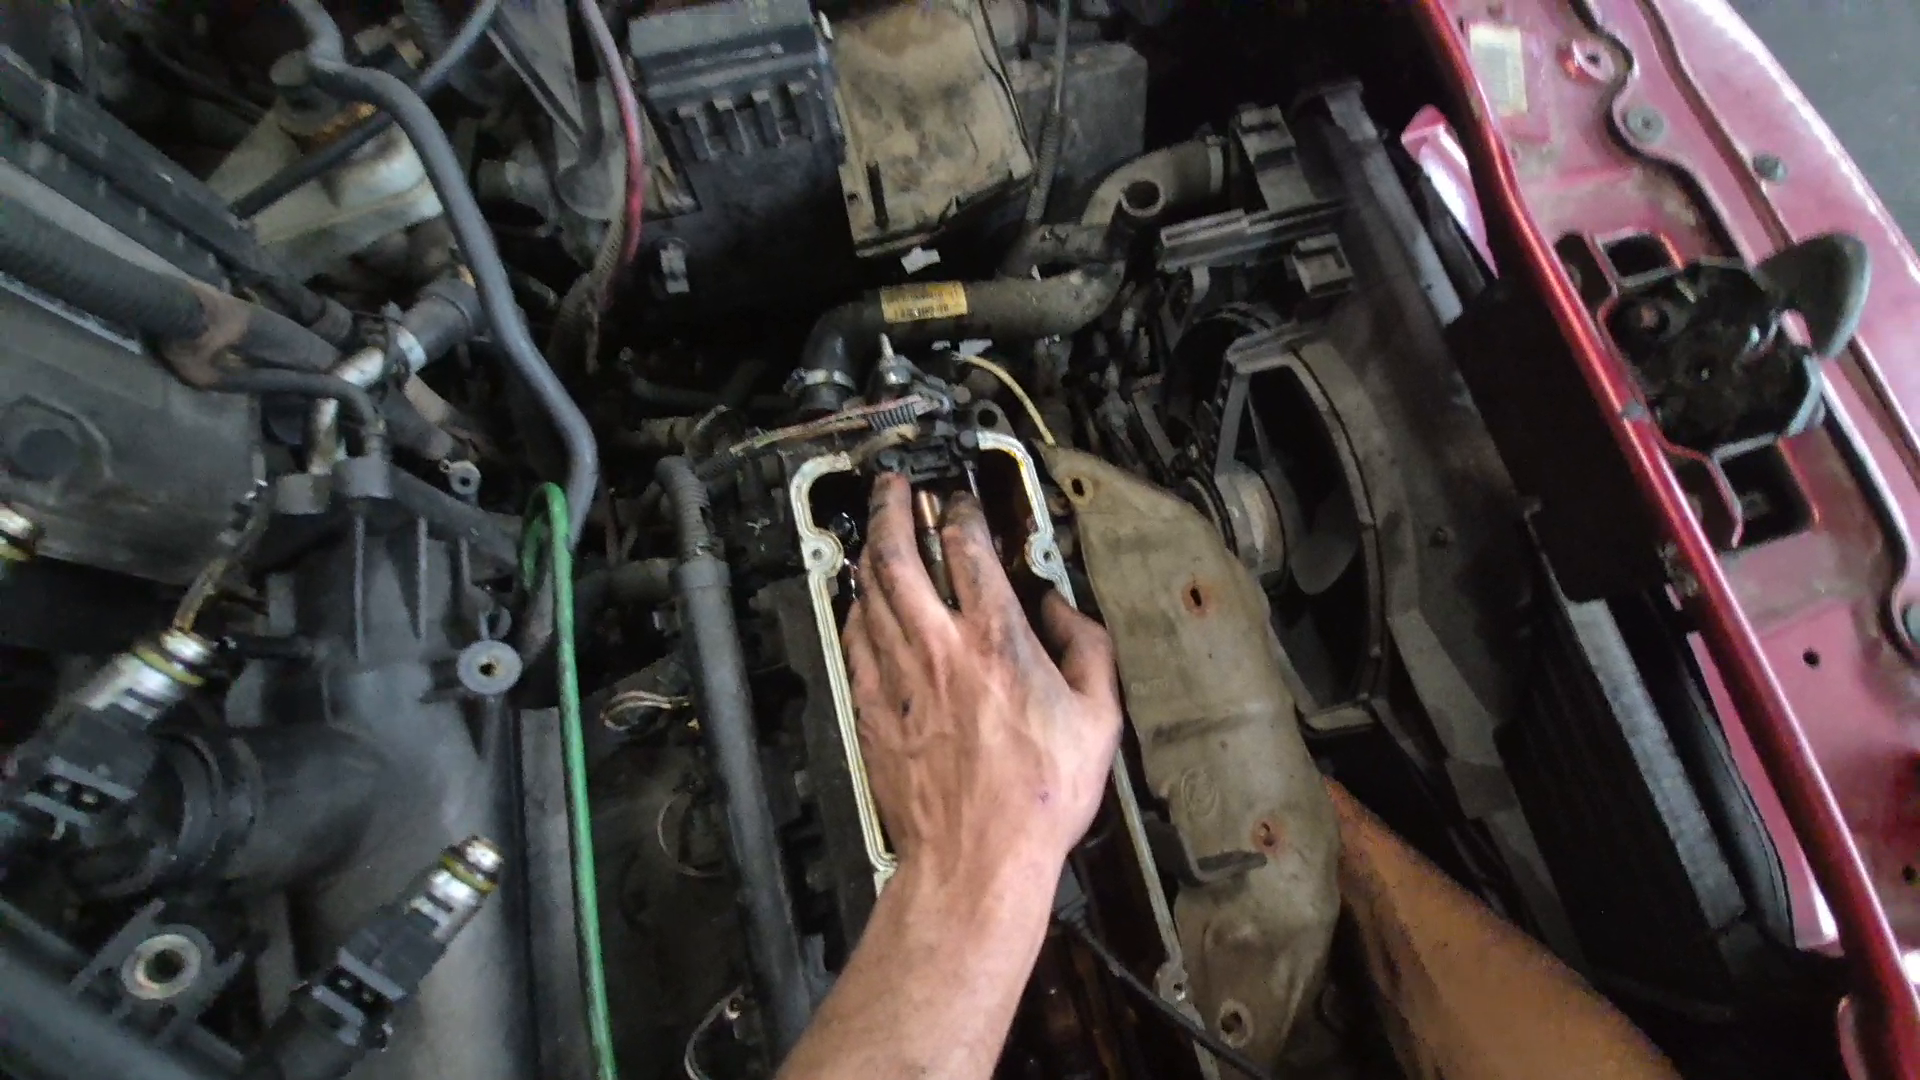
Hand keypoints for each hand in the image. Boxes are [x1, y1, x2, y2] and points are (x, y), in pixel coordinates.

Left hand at [843, 474, 1121, 887]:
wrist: (976, 859)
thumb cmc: (1037, 796)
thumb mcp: (1098, 719)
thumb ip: (1087, 649)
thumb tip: (1063, 611)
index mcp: (997, 642)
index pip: (968, 550)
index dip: (961, 515)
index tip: (961, 508)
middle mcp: (940, 647)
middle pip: (898, 556)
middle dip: (891, 509)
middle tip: (893, 489)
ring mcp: (900, 677)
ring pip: (870, 593)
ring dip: (870, 554)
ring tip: (875, 535)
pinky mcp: (875, 709)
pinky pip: (855, 642)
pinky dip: (857, 612)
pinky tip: (861, 604)